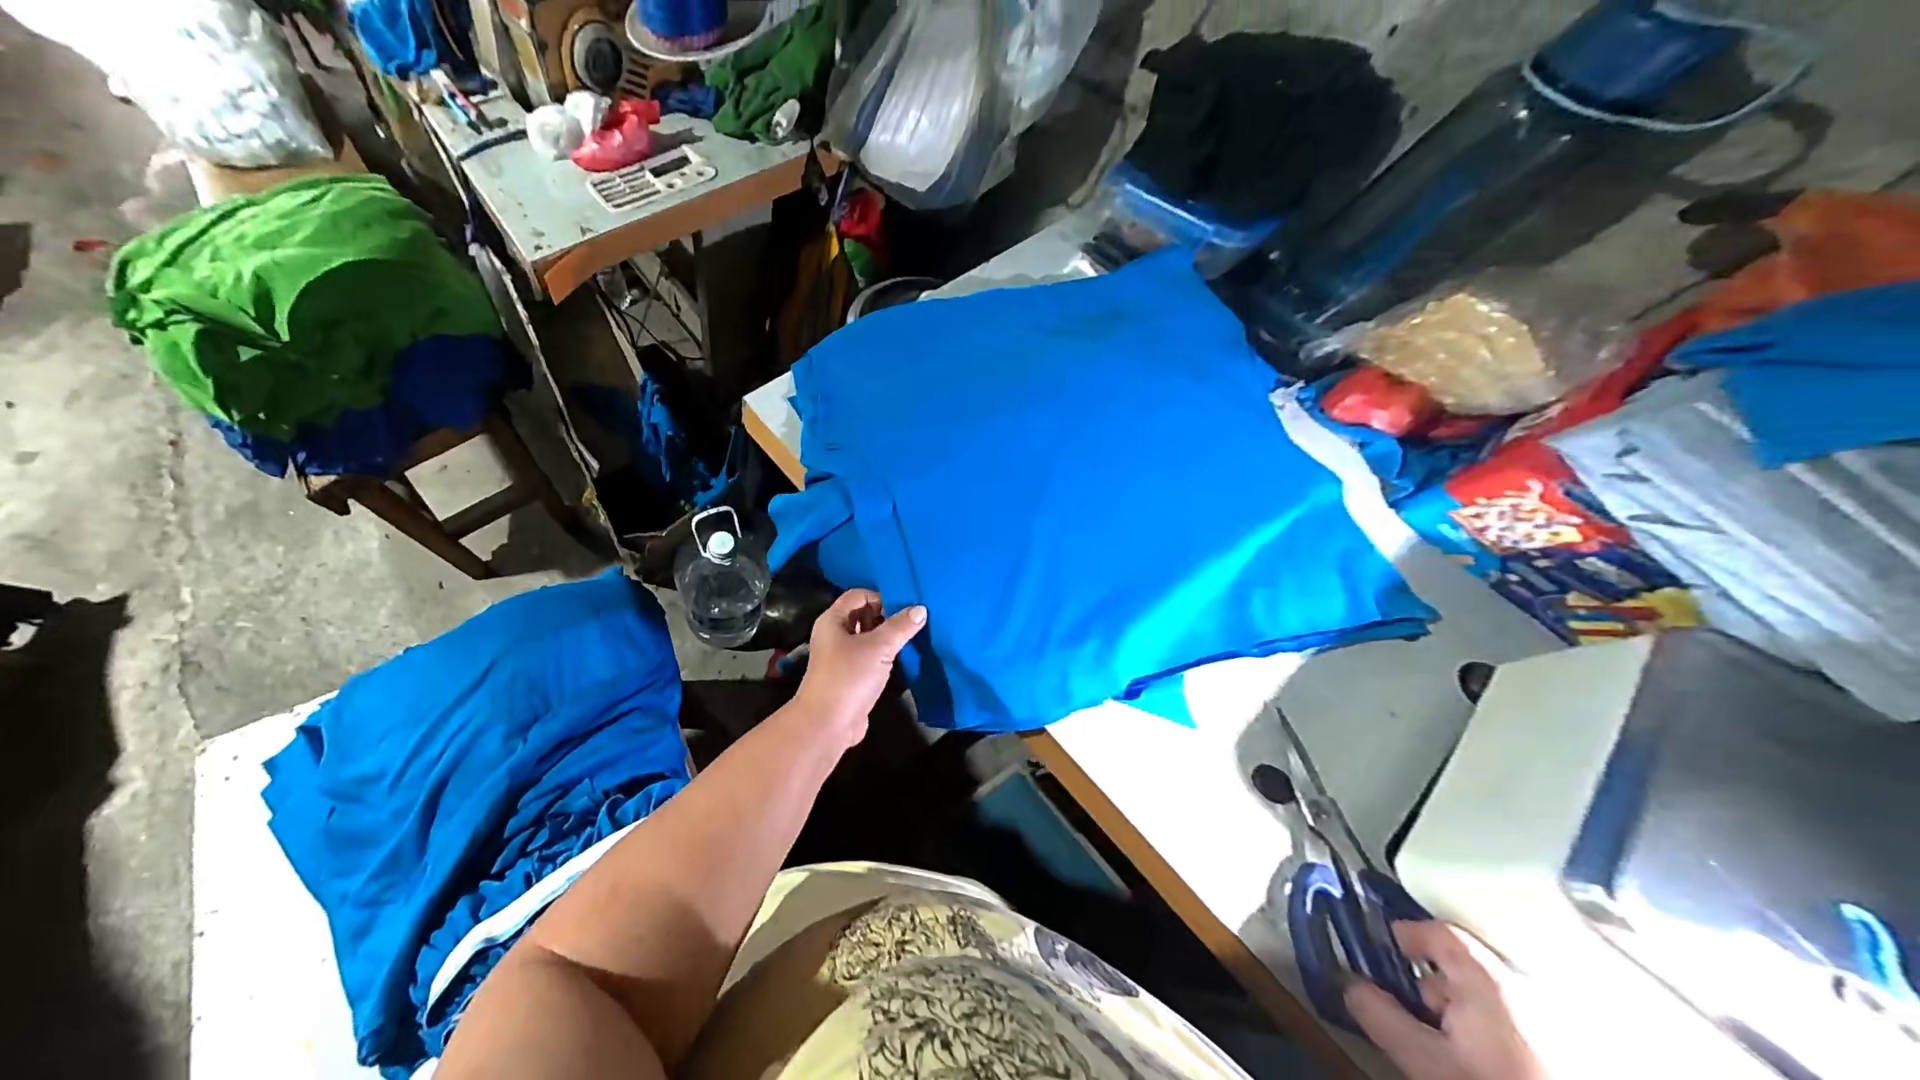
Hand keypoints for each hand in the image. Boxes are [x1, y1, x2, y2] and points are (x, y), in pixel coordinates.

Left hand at [793, 589, 925, 749]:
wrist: (828, 723)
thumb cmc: (849, 676)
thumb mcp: (879, 647)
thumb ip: (901, 626)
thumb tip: (920, 608)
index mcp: (833, 620)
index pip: (858, 595)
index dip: (881, 596)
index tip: (906, 605)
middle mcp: (834, 635)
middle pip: (863, 615)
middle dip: (887, 616)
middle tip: (913, 620)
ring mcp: (841, 656)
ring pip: (868, 638)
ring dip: (888, 637)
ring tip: (913, 637)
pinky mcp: (850, 675)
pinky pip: (870, 657)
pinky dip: (884, 655)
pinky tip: (903, 658)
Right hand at [1345, 922, 1546, 1079]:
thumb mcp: (1424, 1061)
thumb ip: (1379, 1015)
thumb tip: (1350, 985)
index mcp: (1487, 982)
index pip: (1439, 932)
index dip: (1405, 935)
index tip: (1383, 949)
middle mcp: (1523, 992)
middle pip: (1460, 966)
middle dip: (1426, 985)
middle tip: (1405, 1013)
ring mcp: (1549, 1024)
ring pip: (1484, 999)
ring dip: (1454, 1012)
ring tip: (1441, 1049)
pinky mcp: (1561, 1055)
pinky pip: (1507, 1023)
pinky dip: (1481, 1032)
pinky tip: (1473, 1064)